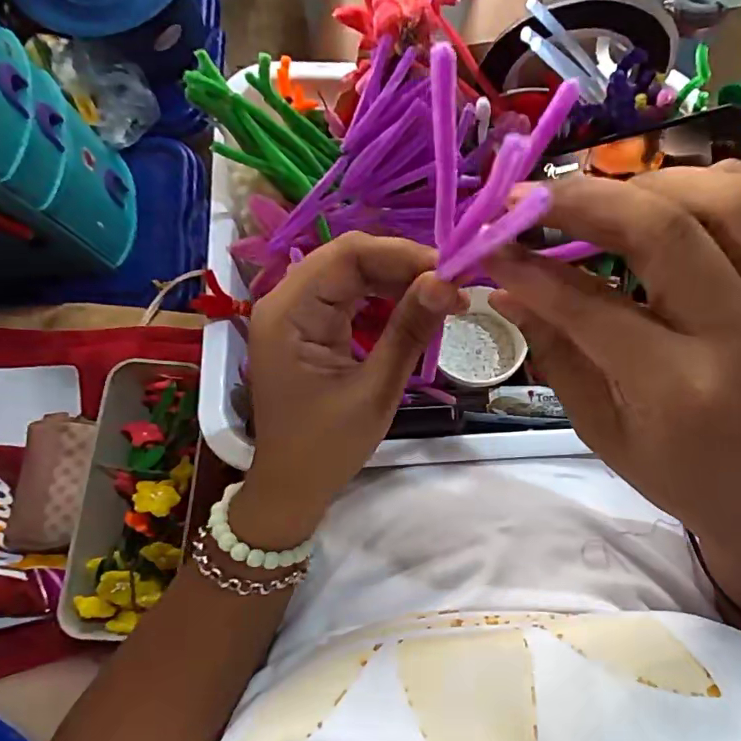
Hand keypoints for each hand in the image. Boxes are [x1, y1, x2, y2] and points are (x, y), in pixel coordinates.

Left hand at [240, 232, 464, 542]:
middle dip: (404, 265)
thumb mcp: (376, 390)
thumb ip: (409, 331)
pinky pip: (349, 296)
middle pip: (349, 258)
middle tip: (455, 284)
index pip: (348, 255)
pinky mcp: (308, 327)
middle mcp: (285, 301)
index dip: (403, 254)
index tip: (452, 271)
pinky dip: (384, 297)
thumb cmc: (328, 447)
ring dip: (398, 279)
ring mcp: (294, 312)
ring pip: (351, 273)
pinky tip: (414, 306)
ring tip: (443, 295)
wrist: (291, 486)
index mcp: (289, 313)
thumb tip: (447, 283)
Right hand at [485, 162, 740, 538]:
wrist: (739, 480)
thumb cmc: (661, 465)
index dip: (537, 272)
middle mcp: (736, 333)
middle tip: (528, 200)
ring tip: (605, 204)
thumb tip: (503, 280)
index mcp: (682, 388)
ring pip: (733, 199)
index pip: (600, 309)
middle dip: (588, 201)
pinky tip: (663, 203)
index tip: (489, 245)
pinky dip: (708, 186)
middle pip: (671, 231)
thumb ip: (554, 345)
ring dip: (657, 184)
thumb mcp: (595, 421)